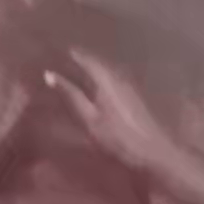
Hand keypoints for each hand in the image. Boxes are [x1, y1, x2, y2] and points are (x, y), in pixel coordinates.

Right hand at [47, 49, 179, 173]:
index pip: (79, 54)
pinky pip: (105, 76)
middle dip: (72, 58)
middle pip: (89, 59)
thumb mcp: (89, 119)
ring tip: (65, 70)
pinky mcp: (129, 93)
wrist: (156, 154)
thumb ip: (70, 94)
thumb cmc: (119, 137)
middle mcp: (113, 72)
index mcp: (102, 74)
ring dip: (82, 67)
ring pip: (97, 68)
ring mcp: (123, 82)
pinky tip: (86, 86)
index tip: (47, 50)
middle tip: (53, 59)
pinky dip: (92, 76)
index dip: (63, 52)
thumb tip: (48, 73)